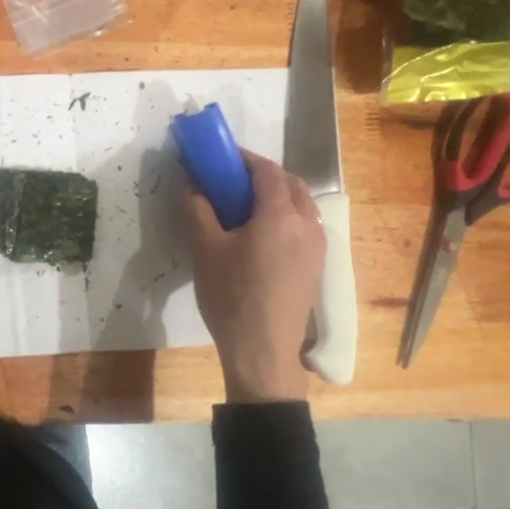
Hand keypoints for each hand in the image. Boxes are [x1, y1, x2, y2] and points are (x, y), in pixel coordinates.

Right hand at [183, 151, 325, 402]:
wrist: (263, 350)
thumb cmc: (231, 297)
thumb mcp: (205, 250)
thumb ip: (197, 210)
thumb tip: (191, 184)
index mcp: (280, 215)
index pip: (266, 171)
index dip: (242, 159)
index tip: (219, 157)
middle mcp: (307, 224)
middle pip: (291, 184)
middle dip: (263, 175)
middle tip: (231, 181)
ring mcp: (318, 247)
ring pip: (302, 206)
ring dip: (277, 196)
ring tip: (245, 207)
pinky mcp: (317, 266)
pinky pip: (305, 227)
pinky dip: (285, 217)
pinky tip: (261, 236)